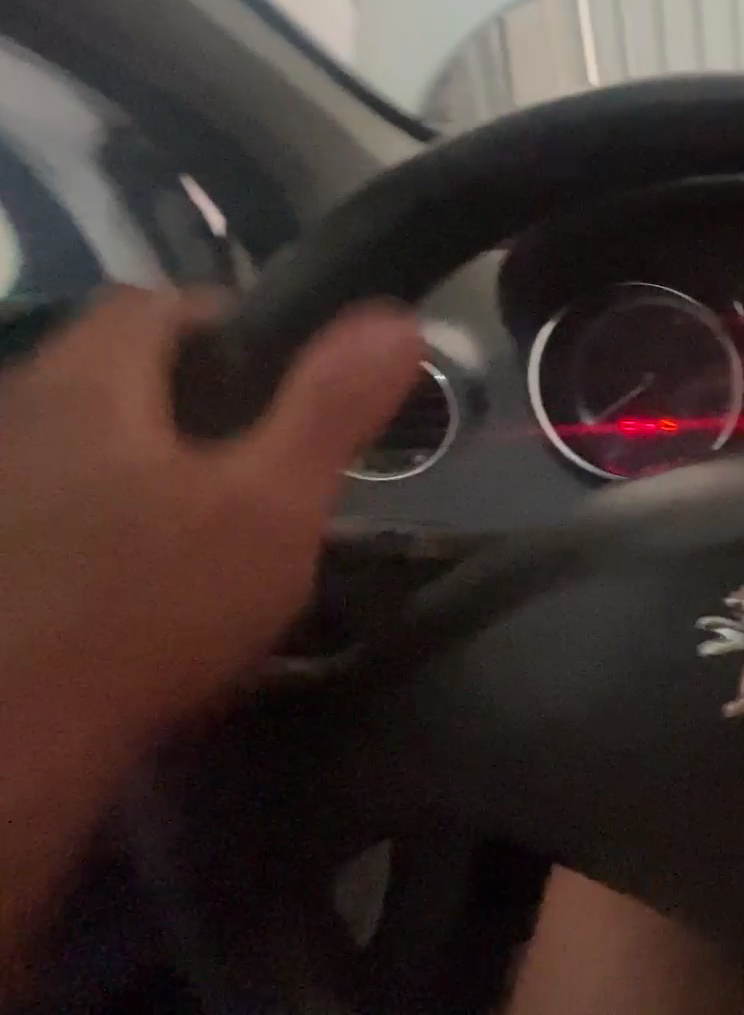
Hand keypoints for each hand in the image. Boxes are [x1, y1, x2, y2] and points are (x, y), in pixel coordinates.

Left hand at [0, 286, 419, 741]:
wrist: (10, 744)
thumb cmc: (154, 606)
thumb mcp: (275, 502)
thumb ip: (334, 408)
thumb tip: (399, 319)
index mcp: (87, 390)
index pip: (158, 305)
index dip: (240, 320)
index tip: (304, 373)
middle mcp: (18, 419)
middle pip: (128, 368)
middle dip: (214, 393)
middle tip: (286, 450)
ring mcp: (1, 485)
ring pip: (103, 432)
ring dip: (173, 447)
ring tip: (240, 505)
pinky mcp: (4, 546)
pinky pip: (77, 488)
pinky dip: (133, 498)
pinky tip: (171, 556)